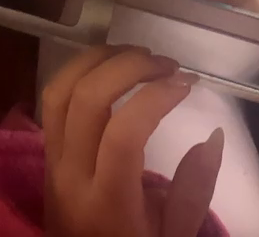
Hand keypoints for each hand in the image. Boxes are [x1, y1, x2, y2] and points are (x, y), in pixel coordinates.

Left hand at [41, 45, 223, 236]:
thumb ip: (195, 189)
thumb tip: (214, 135)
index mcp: (107, 203)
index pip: (123, 134)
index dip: (155, 97)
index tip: (186, 84)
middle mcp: (71, 175)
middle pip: (87, 98)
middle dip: (129, 66)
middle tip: (165, 63)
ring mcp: (51, 160)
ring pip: (61, 90)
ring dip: (99, 59)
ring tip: (138, 55)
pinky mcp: (44, 152)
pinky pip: (53, 98)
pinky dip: (80, 70)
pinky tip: (111, 67)